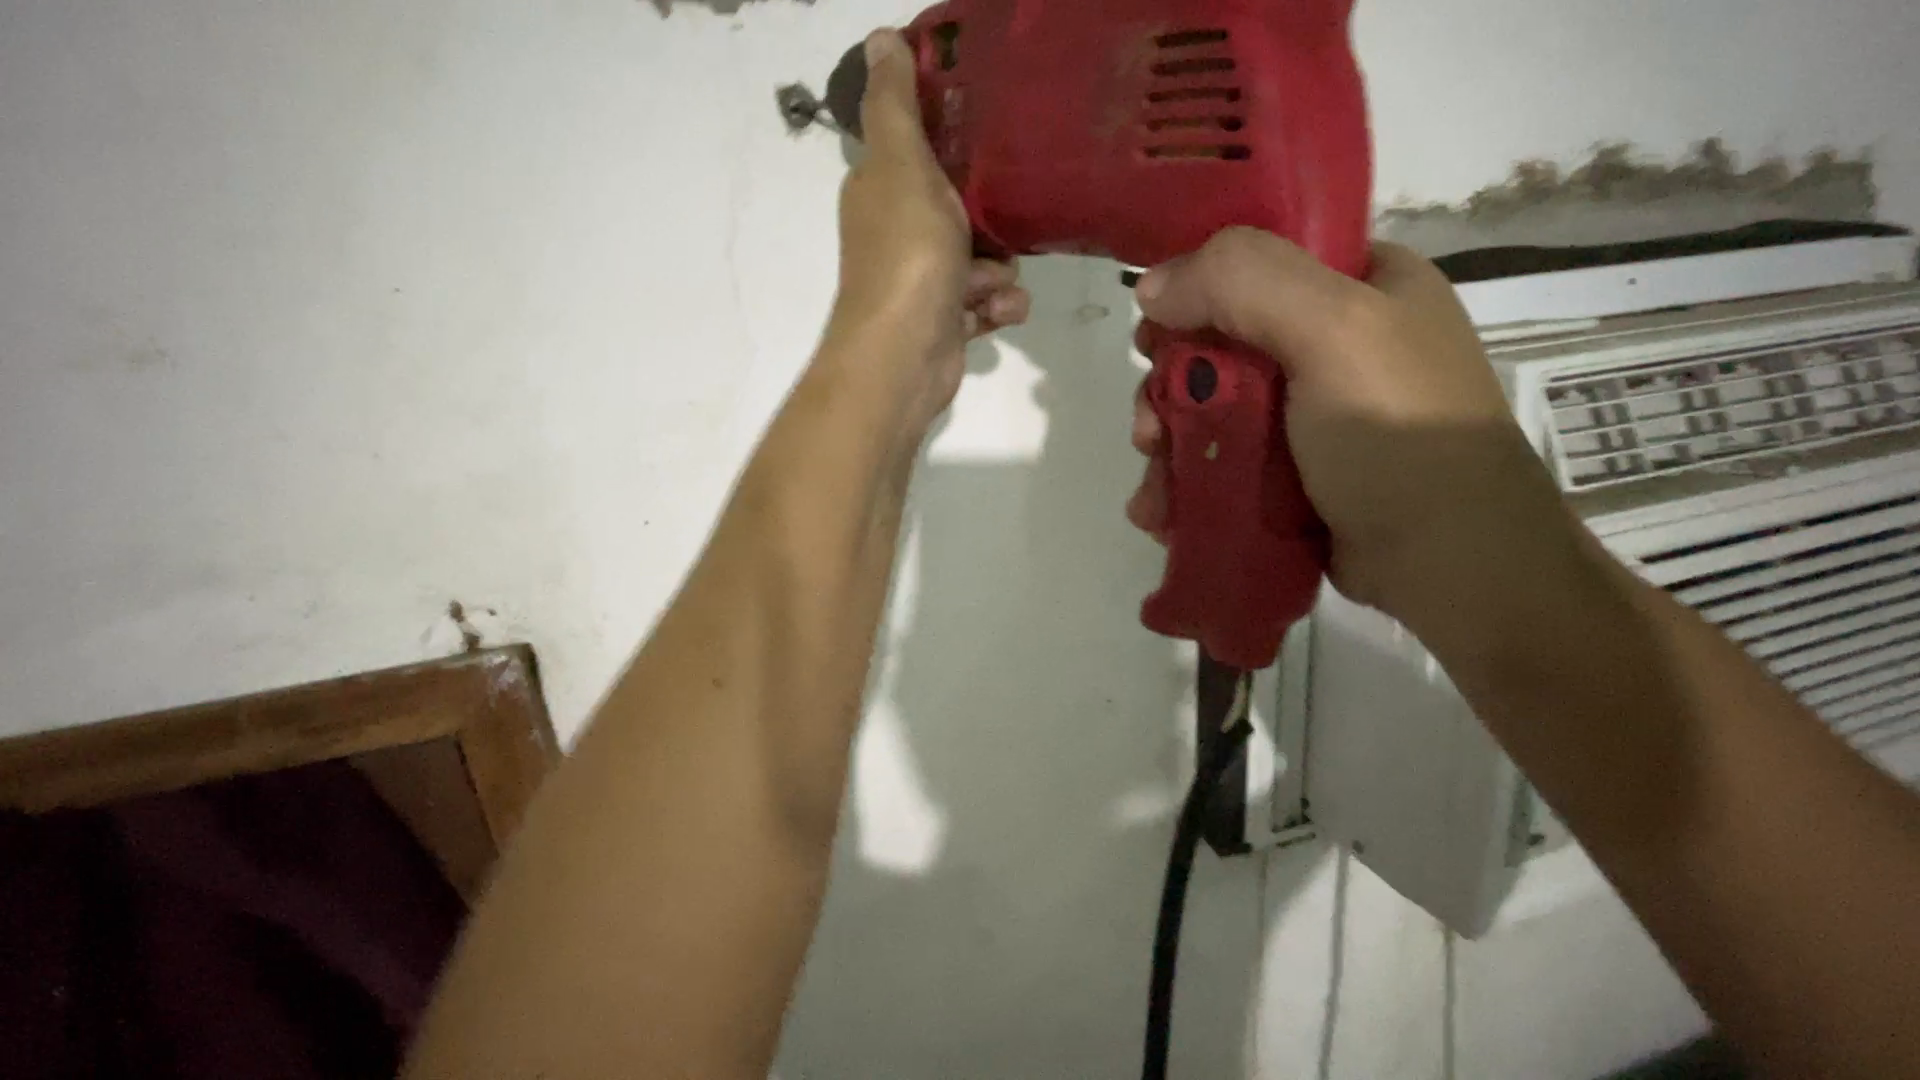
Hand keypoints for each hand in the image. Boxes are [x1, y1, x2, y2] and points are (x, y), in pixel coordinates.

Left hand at [823, 30, 1029, 436]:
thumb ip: (895, 104)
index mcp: (878, 191)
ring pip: (978, 260)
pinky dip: (997, 306)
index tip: (993, 133)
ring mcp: (918, 283)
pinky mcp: (942, 324)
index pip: (918, 151)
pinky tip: (1001, 312)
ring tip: (998, 281)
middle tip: (1009, 215)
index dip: (953, 140)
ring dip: (998, 271)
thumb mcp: (902, 165)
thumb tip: (881, 37)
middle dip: (990, 218)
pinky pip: (984, 303)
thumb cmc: (906, 256)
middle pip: (957, 208)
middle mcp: (894, 234)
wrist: (903, 357)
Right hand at [1126, 228, 1566, 622]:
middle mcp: (1335, 344)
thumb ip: (1242, 283)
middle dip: (1170, 390)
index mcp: (1361, 285)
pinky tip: (1161, 515)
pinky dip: (1186, 485)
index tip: (1155, 336)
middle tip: (1148, 429)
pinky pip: (1223, 463)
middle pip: (1221, 345)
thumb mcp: (1333, 330)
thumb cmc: (1398, 434)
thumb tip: (1151, 286)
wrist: (1449, 563)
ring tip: (1154, 493)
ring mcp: (1312, 416)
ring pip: (1213, 412)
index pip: (1258, 262)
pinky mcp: (1294, 475)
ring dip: (1169, 448)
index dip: (1195, 291)